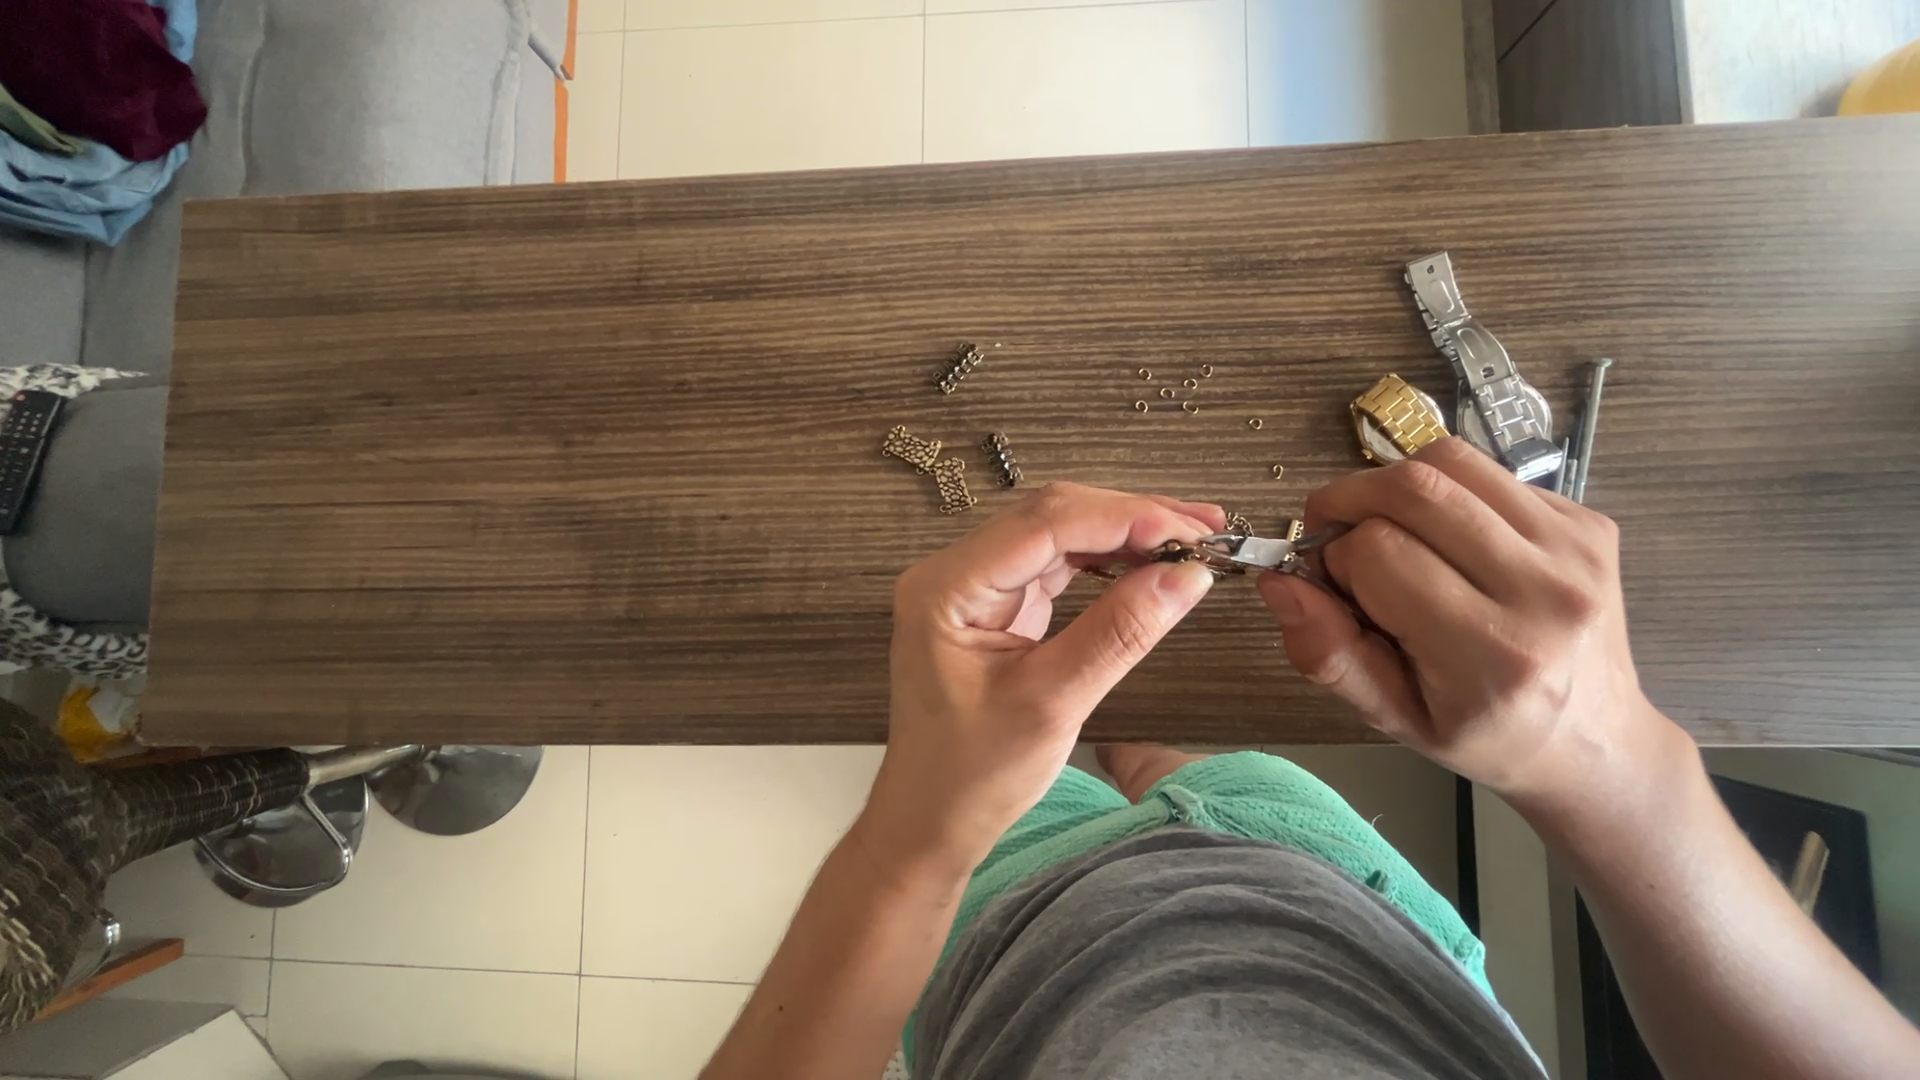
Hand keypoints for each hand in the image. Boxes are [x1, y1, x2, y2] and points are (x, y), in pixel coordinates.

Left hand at [856, 483, 1222, 880]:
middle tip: (1203, 529)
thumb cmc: (975, 774)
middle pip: (1050, 517)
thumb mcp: (1053, 703)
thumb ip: (1119, 632)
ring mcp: (972, 585)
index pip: (1044, 524)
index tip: (1191, 531)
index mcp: (947, 587)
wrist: (931, 817)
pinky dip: (1104, 560)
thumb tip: (1188, 576)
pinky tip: (1145, 561)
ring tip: (1189, 538)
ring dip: (1121, 532)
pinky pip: (1053, 564)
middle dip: (1128, 516)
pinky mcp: (992, 603)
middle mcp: (953, 572)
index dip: (1123, 517)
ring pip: (1056, 534)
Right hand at [1257, 438, 1685, 813]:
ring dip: (1391, 486)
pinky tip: (1443, 536)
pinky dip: (1441, 490)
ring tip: (1386, 528)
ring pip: (1446, 462)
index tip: (1340, 591)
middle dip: (1350, 502)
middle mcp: (1543, 589)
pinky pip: (1484, 471)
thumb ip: (1326, 652)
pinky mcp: (1589, 522)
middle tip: (1337, 536)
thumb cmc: (1481, 734)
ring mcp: (1574, 547)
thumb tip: (1277, 583)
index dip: (1336, 561)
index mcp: (1490, 650)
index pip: (1377, 552)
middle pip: (1412, 489)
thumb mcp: (1390, 715)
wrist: (1594, 741)